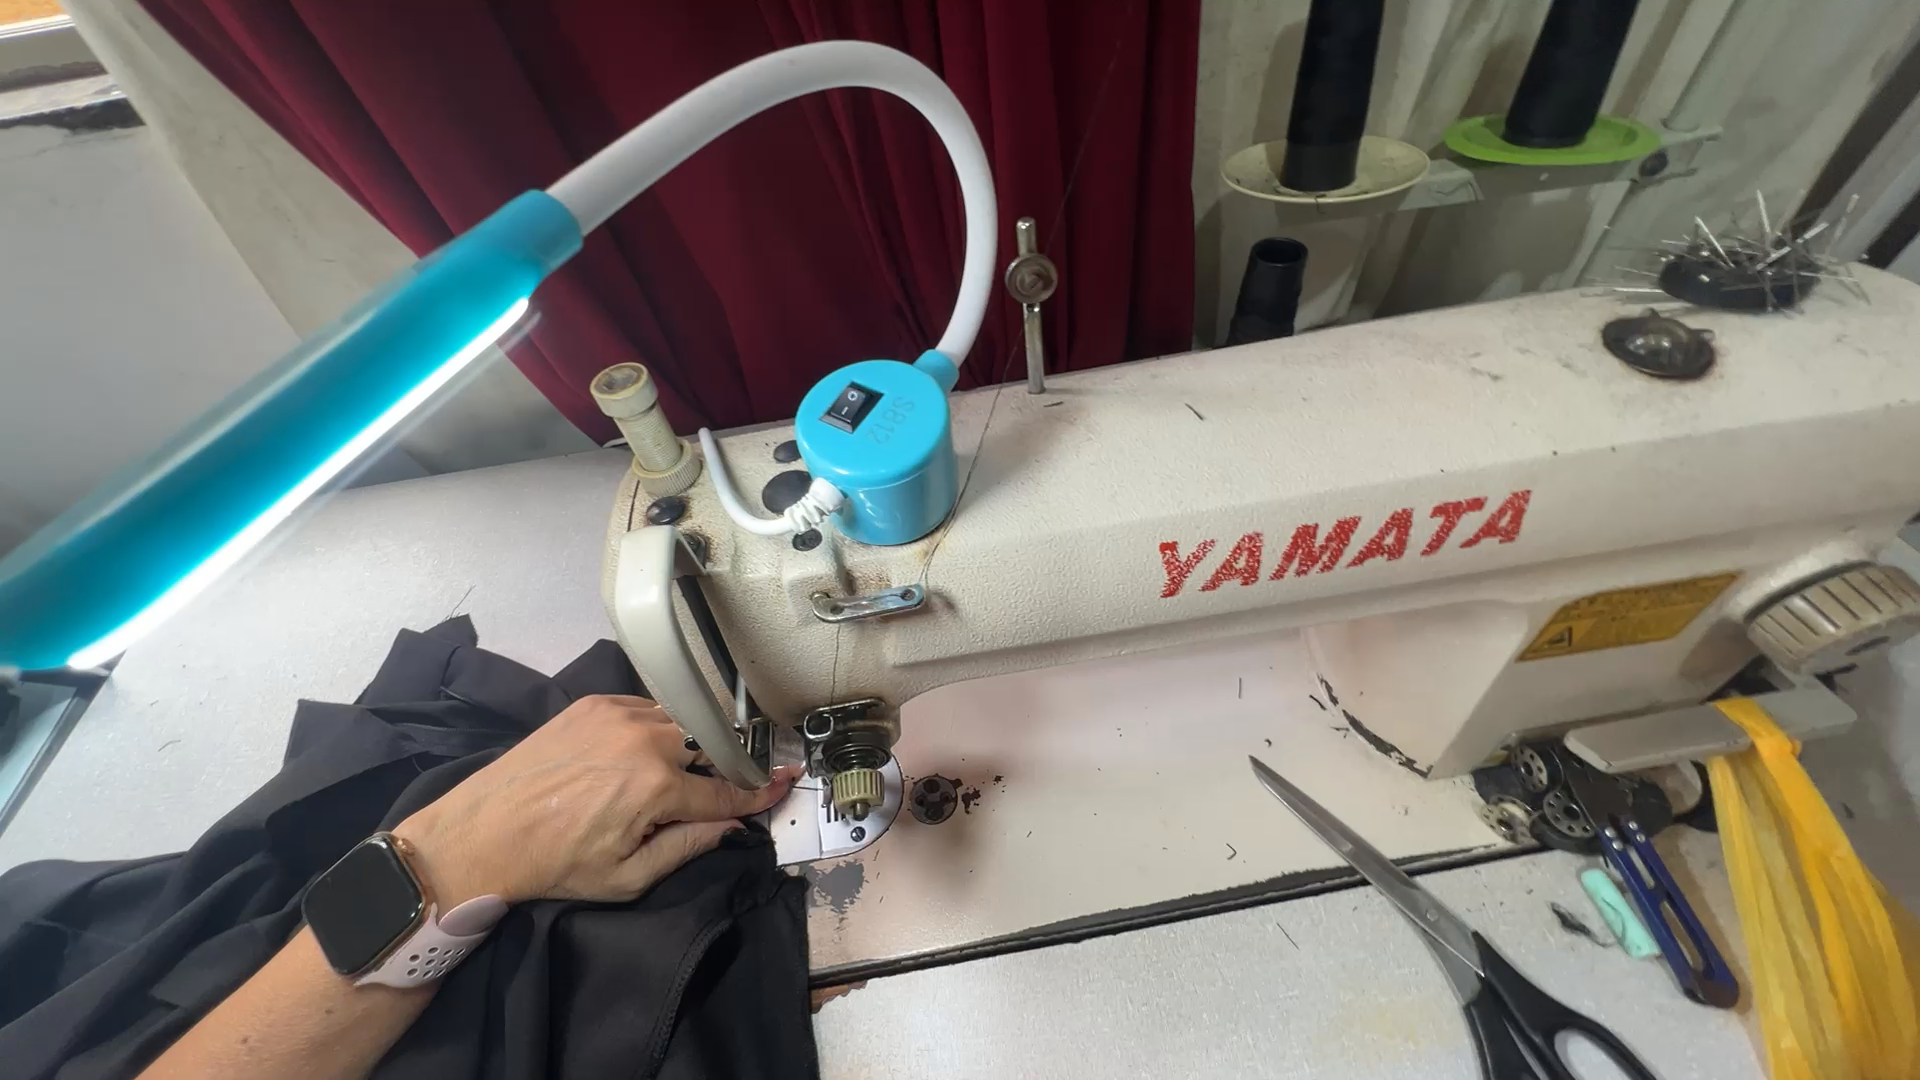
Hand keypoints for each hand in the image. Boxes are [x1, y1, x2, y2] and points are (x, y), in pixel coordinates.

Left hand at [392, 694, 796, 905]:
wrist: (478, 834)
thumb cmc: (553, 864)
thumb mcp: (626, 876)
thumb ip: (688, 846)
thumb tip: (732, 824)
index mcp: (657, 786)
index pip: (725, 789)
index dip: (758, 791)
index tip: (785, 781)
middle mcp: (647, 739)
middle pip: (708, 747)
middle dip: (718, 768)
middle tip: (708, 789)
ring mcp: (620, 714)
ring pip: (679, 723)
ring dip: (685, 747)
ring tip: (664, 774)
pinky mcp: (597, 702)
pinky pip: (647, 708)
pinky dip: (654, 728)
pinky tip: (634, 754)